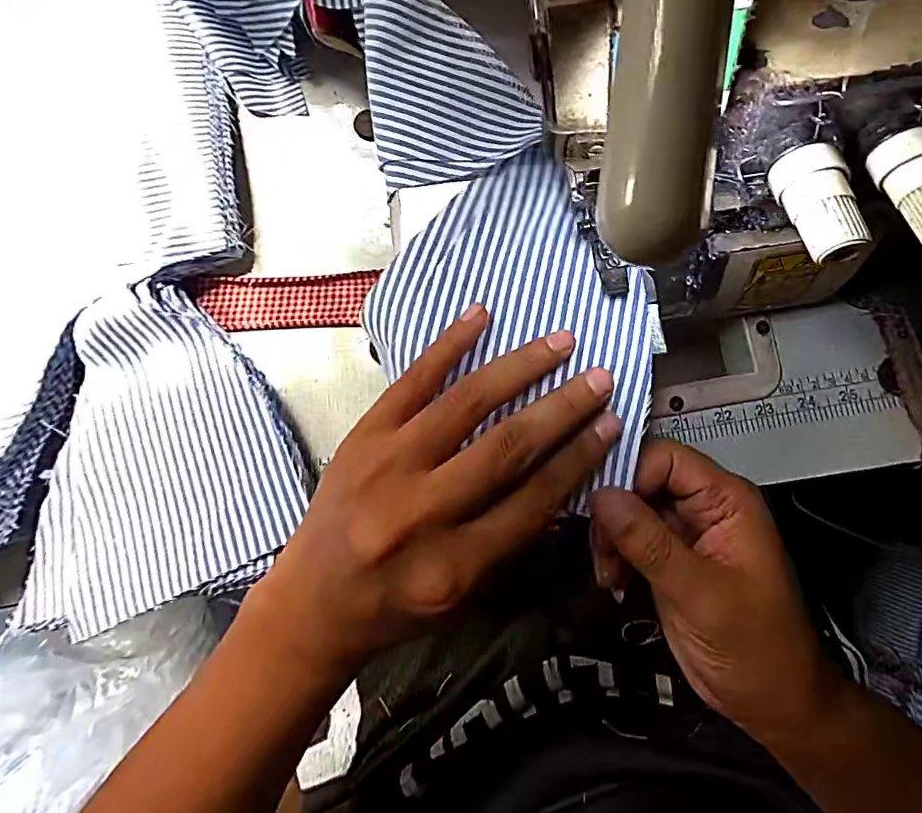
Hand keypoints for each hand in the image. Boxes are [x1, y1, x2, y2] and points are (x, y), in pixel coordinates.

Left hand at [244, 304, 620, 678]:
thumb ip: (513, 537)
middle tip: (600, 379)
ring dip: (520, 367)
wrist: (311, 602)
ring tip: (560, 342)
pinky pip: (412, 381)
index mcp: (451, 567)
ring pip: (467, 404)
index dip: (578, 457)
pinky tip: (480, 316)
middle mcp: (419, 514)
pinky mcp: (362, 436)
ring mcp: (386, 466)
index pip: (533, 500)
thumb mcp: (463, 593)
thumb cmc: (395, 605)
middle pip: (507, 448)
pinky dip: (449, 344)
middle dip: (562, 408)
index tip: (610, 423)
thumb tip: (565, 472)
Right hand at [589, 439, 846, 743]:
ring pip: (632, 506)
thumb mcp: (700, 594)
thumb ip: (650, 542)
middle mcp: (706, 505)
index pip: (666, 458)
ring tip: (608, 571)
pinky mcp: (671, 556)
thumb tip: (602, 496)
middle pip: (644, 478)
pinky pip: (632, 535)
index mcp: (726, 499)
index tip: (603, 511)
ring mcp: (687, 531)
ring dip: (611, 535)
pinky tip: (614, 579)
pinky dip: (616, 553)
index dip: (631, 475)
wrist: (773, 703)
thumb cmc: (754, 647)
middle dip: (615, 509)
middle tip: (600, 548)